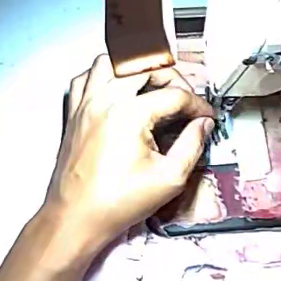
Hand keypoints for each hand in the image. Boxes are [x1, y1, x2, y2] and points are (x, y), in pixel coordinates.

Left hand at [42, 55, 215, 256]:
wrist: (75, 219)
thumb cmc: (117, 203)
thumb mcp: (169, 178)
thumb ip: (192, 145)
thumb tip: (203, 125)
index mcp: (130, 114)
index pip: (175, 95)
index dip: (198, 105)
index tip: (206, 117)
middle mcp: (105, 100)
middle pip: (145, 65)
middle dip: (172, 77)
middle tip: (185, 98)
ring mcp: (86, 104)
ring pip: (112, 61)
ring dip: (136, 66)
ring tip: (154, 83)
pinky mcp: (74, 113)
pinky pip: (87, 77)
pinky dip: (105, 75)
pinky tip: (118, 90)